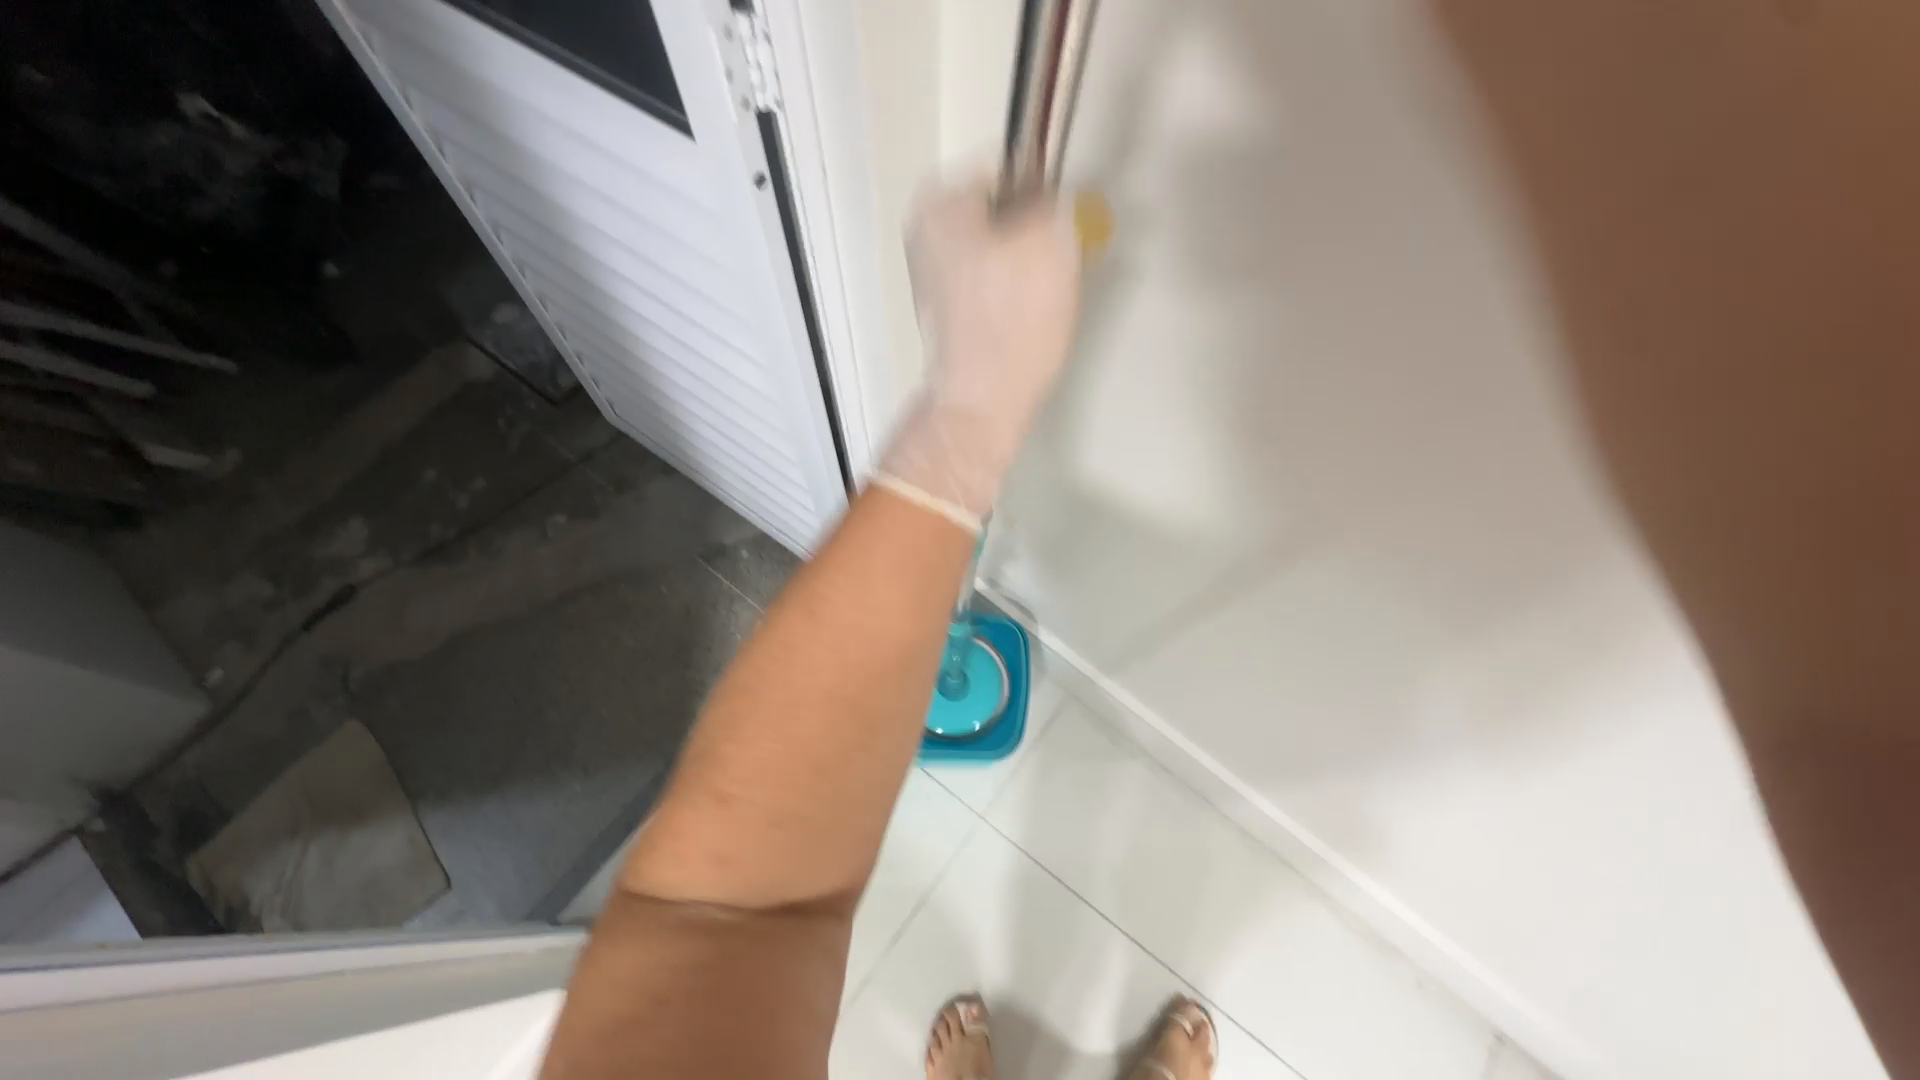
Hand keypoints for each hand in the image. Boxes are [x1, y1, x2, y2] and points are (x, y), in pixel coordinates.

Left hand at [876, 178, 1083, 530]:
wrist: (983, 399)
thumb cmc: (1014, 316)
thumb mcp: (1051, 238)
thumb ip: (1053, 202)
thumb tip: (1049, 202)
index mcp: (939, 204)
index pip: (1004, 171)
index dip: (1041, 190)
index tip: (1064, 218)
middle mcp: (924, 234)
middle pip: (997, 213)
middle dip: (1031, 231)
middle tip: (1059, 257)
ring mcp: (929, 276)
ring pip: (995, 251)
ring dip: (1023, 265)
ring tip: (1045, 293)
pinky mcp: (944, 313)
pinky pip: (987, 286)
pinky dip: (1009, 294)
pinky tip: (1027, 316)